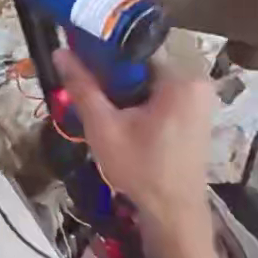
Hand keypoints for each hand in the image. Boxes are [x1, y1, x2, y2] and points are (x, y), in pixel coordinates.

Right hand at [55, 49, 213, 230]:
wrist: (172, 211)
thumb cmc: (140, 167)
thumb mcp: (103, 126)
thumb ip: (82, 86)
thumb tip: (59, 52)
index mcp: (181, 78)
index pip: (134, 47)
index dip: (101, 49)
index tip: (75, 53)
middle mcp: (197, 81)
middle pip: (141, 62)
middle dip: (110, 73)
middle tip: (81, 84)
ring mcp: (198, 98)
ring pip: (147, 79)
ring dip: (120, 87)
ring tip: (95, 102)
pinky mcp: (194, 113)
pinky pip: (158, 93)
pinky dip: (135, 99)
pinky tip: (116, 115)